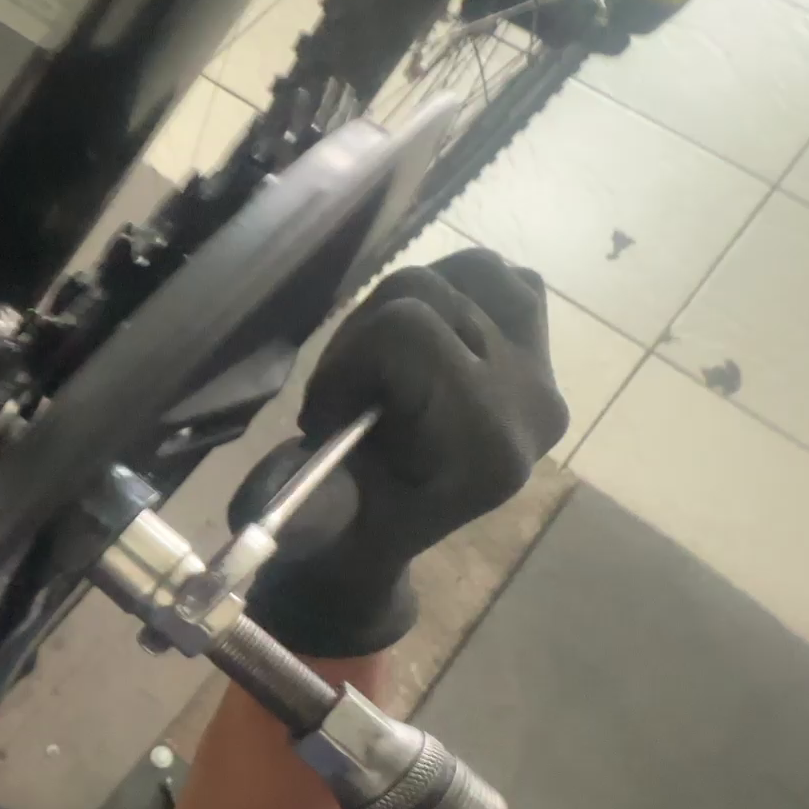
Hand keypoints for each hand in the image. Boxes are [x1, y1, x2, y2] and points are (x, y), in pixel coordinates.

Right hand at [232, 249, 567, 657]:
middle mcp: (529, 406)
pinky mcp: (539, 354)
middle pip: (426, 292)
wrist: (372, 537)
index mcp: (480, 449)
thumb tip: (264, 498)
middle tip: (343, 397)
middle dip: (360, 340)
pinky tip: (419, 347)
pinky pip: (503, 281)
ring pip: (469, 272)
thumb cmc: (333, 532)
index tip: (323, 421)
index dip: (340, 366)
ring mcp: (543, 376)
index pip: (402, 331)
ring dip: (401, 312)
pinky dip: (451, 297)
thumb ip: (293, 498)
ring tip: (377, 368)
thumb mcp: (304, 520)